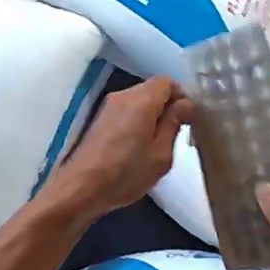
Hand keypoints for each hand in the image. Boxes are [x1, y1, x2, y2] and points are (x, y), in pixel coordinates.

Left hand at [45, 77, 193, 221]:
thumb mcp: (161, 153)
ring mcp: (108, 107)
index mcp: (141, 100)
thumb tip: (184, 104)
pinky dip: (137, 120)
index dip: (181, 96)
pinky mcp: (99, 119)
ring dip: (151, 114)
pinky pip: (126, 111)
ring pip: (138, 100)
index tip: (188, 118)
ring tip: (157, 143)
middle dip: (167, 105)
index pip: (167, 82)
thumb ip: (173, 123)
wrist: (82, 187)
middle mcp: (123, 96)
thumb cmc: (126, 173)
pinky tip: (138, 145)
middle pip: (151, 89)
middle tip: (176, 132)